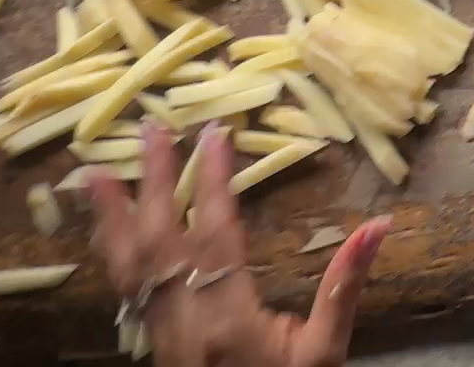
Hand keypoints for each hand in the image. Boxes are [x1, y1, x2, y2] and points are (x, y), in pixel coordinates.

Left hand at [87, 123, 389, 366]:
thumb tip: (379, 223)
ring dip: (113, 216)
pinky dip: (114, 249)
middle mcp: (181, 323)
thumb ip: (345, 287)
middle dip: (154, 182)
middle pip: (157, 243)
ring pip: (127, 268)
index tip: (217, 132)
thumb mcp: (325, 351)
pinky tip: (113, 230)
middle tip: (150, 128)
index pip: (214, 235)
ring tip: (94, 173)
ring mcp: (158, 336)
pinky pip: (125, 288)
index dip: (216, 181)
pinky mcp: (154, 343)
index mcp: (226, 319)